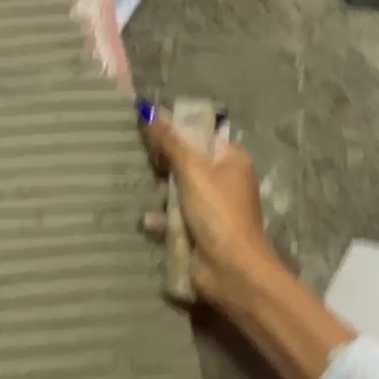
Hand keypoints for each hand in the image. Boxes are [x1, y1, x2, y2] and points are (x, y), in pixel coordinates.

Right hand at [141, 107, 279, 306]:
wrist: (232, 270)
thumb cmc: (218, 212)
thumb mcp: (191, 169)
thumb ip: (168, 140)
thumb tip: (146, 108)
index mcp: (232, 160)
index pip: (199, 135)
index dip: (176, 133)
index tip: (150, 134)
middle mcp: (225, 180)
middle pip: (185, 161)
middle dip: (164, 167)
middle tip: (147, 166)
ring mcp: (212, 207)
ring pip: (177, 189)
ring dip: (161, 195)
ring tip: (149, 198)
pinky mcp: (200, 229)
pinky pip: (175, 215)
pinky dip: (163, 218)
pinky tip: (151, 222)